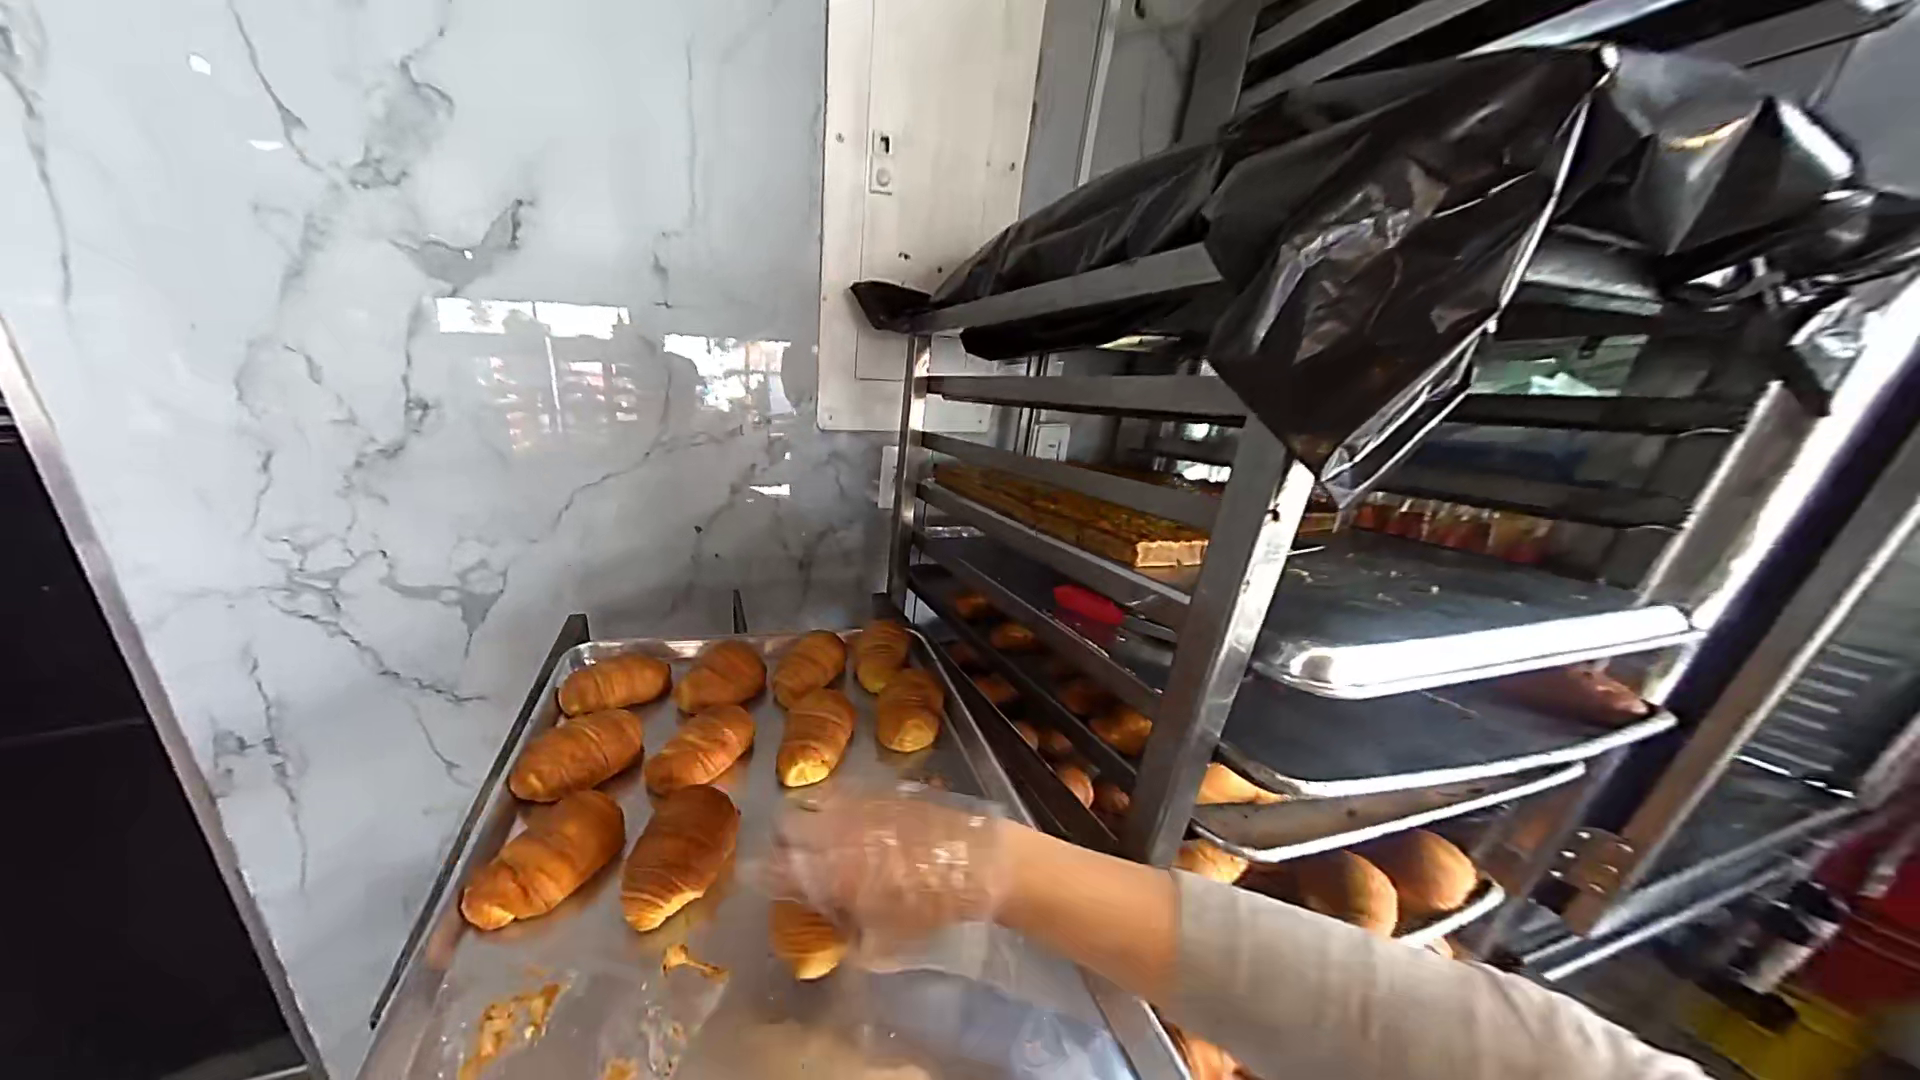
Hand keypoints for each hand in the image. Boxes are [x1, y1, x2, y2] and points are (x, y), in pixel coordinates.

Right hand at [762, 787, 1010, 950]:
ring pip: (814, 800)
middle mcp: (840, 834)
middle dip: (784, 839)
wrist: (976, 863)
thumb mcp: (883, 943)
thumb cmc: (930, 909)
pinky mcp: (882, 790)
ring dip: (807, 814)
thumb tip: (832, 924)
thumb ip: (847, 935)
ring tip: (813, 827)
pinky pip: (845, 789)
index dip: (761, 873)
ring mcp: (861, 806)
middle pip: (789, 825)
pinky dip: (835, 799)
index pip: (779, 870)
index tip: (754, 875)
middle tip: (791, 853)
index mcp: (833, 875)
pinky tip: (841, 809)